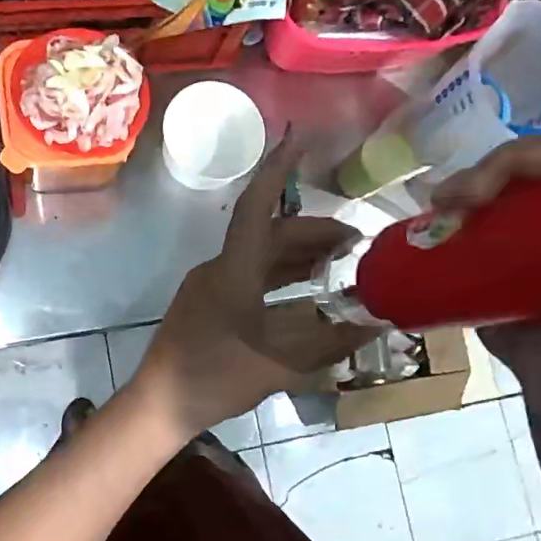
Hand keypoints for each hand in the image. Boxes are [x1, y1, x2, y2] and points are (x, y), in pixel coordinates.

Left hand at [129, 134, 377, 440]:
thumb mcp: (283, 363)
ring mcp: (206, 286)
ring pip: (257, 256)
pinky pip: (246, 275)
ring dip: (296, 254)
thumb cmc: (216, 377)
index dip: (277, 171)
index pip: (255, 209)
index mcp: (231, 272)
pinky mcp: (204, 304)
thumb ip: (333, 340)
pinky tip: (306, 288)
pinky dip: (278, 274)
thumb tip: (379, 321)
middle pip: (266, 235)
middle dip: (312, 232)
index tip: (298, 138)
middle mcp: (216, 270)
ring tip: (342, 261)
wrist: (161, 402)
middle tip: (359, 244)